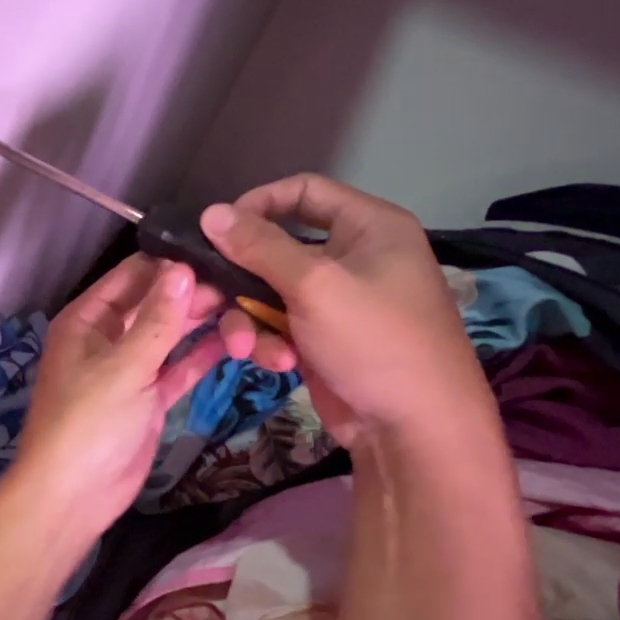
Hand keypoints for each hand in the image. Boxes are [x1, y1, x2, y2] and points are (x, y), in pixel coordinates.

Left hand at [11, 254, 285, 537]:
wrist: (73, 494)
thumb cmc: (88, 422)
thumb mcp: (124, 366)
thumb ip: (158, 319)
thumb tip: (183, 267)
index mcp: (86, 319)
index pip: (131, 276)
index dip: (171, 262)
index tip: (220, 247)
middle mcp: (106, 337)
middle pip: (154, 303)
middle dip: (193, 292)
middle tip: (246, 277)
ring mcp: (128, 368)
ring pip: (169, 335)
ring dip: (202, 322)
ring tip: (249, 302)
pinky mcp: (148, 397)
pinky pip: (178, 368)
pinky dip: (201, 356)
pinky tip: (237, 339)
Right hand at [199, 174, 490, 446]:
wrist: (413, 429)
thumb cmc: (374, 341)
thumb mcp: (313, 286)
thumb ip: (258, 246)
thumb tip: (210, 212)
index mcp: (368, 227)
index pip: (302, 191)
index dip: (257, 205)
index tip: (217, 231)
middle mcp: (352, 256)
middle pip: (274, 248)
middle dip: (240, 280)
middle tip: (206, 300)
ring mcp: (336, 300)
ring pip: (267, 292)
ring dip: (248, 320)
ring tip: (243, 348)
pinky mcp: (320, 336)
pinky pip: (277, 324)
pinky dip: (268, 342)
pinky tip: (276, 364)